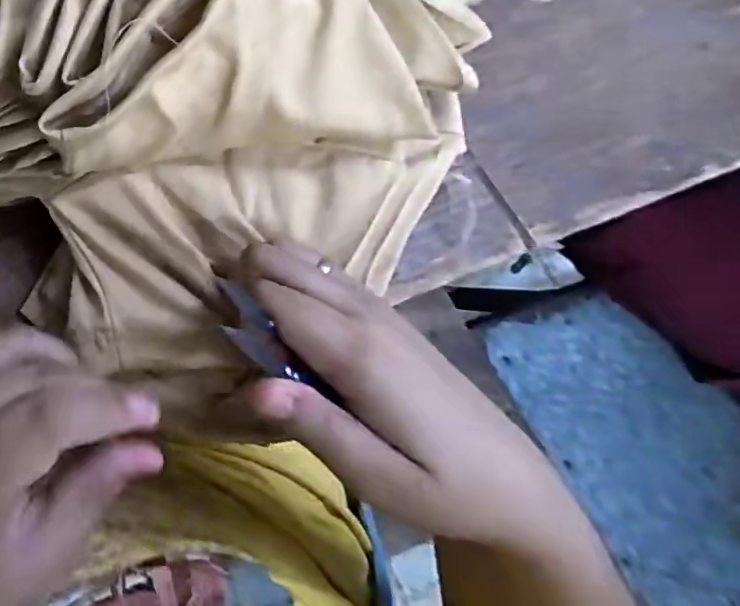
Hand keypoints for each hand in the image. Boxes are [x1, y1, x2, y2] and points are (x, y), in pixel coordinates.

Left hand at [0, 327, 162, 605]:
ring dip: (59, 357)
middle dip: (94, 384)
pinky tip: (42, 372)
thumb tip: (150, 448)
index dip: (108, 404)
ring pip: (10, 342)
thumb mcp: (41, 558)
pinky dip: (20, 346)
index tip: (152, 412)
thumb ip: (92, 492)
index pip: (52, 413)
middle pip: (36, 373)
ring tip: (88, 392)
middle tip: (129, 411)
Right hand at [236, 243, 630, 603]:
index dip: (240, 299)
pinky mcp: (383, 309)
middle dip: (246, 275)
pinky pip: (324, 267)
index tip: (228, 327)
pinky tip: (292, 307)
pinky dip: (293, 270)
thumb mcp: (376, 477)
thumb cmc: (438, 486)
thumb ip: (314, 426)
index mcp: (356, 351)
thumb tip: (254, 385)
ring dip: (268, 268)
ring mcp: (376, 305)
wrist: (511, 480)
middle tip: (241, 325)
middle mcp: (363, 312)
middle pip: (283, 260)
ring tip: (259, 315)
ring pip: (301, 255)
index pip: (276, 293)